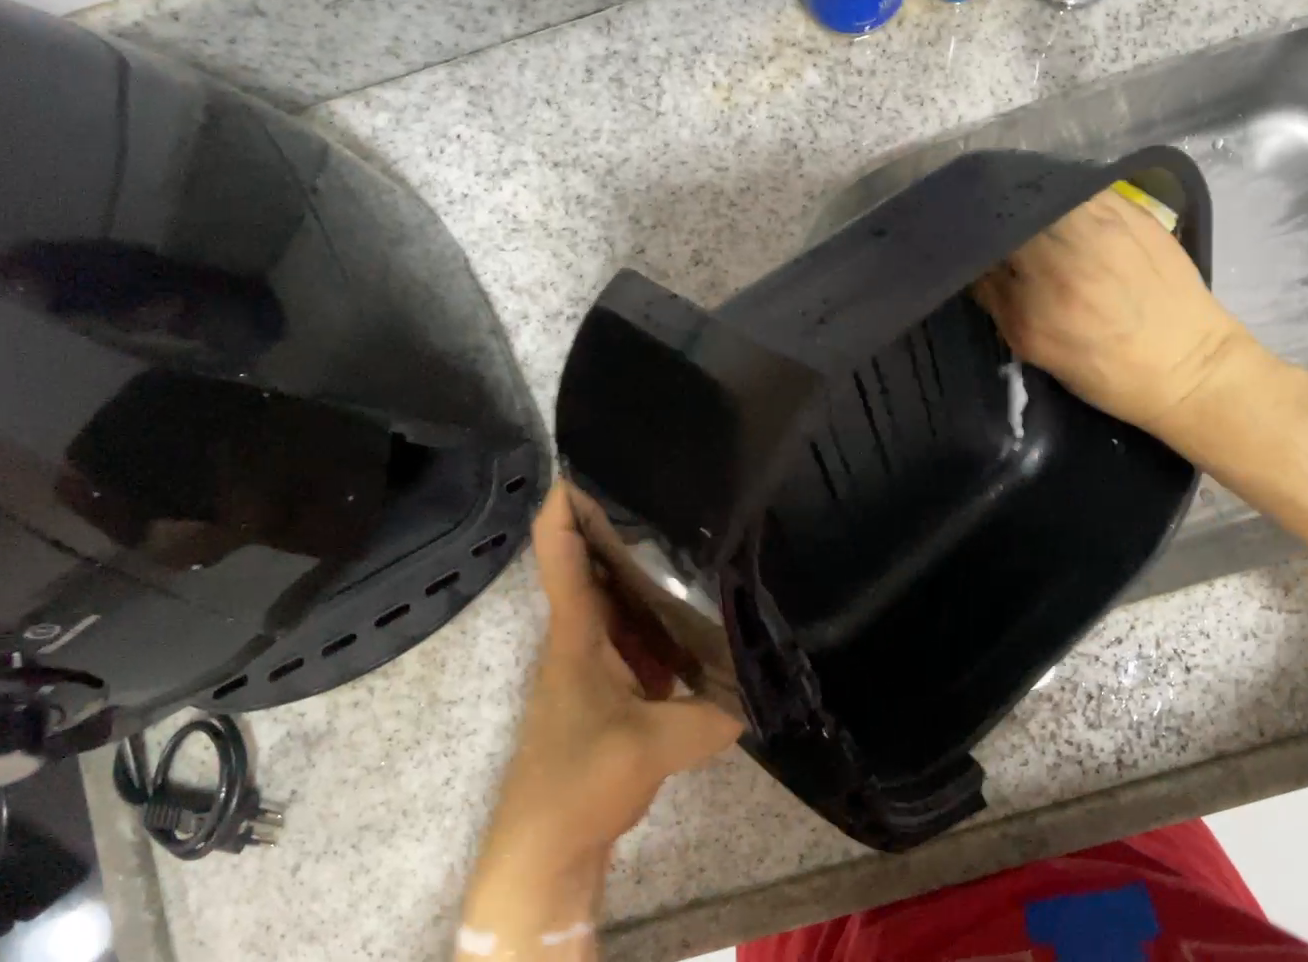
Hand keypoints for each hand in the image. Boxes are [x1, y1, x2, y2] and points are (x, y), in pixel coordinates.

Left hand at [496, 484, 743, 863]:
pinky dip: (665, 621)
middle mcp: (582, 636)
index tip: (598, 457)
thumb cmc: (579, 781)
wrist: (546, 849)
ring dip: (649, 573)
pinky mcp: (614, 690)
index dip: (566, 499)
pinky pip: (640, 638)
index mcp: (576, 632)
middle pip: (596, 562)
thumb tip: (761, 688)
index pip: (558, 549)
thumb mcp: (652, 745)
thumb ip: (711, 714)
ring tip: (699, 539)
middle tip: (680, 491)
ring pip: (621, 600)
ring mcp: (597, 663)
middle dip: (626, 523)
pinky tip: (704, 618)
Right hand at [971, 188, 1252, 433]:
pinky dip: (1058, 198)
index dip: (968, 237)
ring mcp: (1103, 219)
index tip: (963, 246)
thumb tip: (973, 263)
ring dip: (1025, 203)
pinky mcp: (1132, 208)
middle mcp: (1069, 244)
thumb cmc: (1107, 371)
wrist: (1188, 365)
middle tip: (988, 229)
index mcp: (1040, 285)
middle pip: (1010, 208)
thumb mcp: (1034, 346)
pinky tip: (1056, 213)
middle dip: (994, 216)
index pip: (984, 239)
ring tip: (1019, 218)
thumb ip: (996, 298)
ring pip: (1044, 192)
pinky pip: (1079, 189)